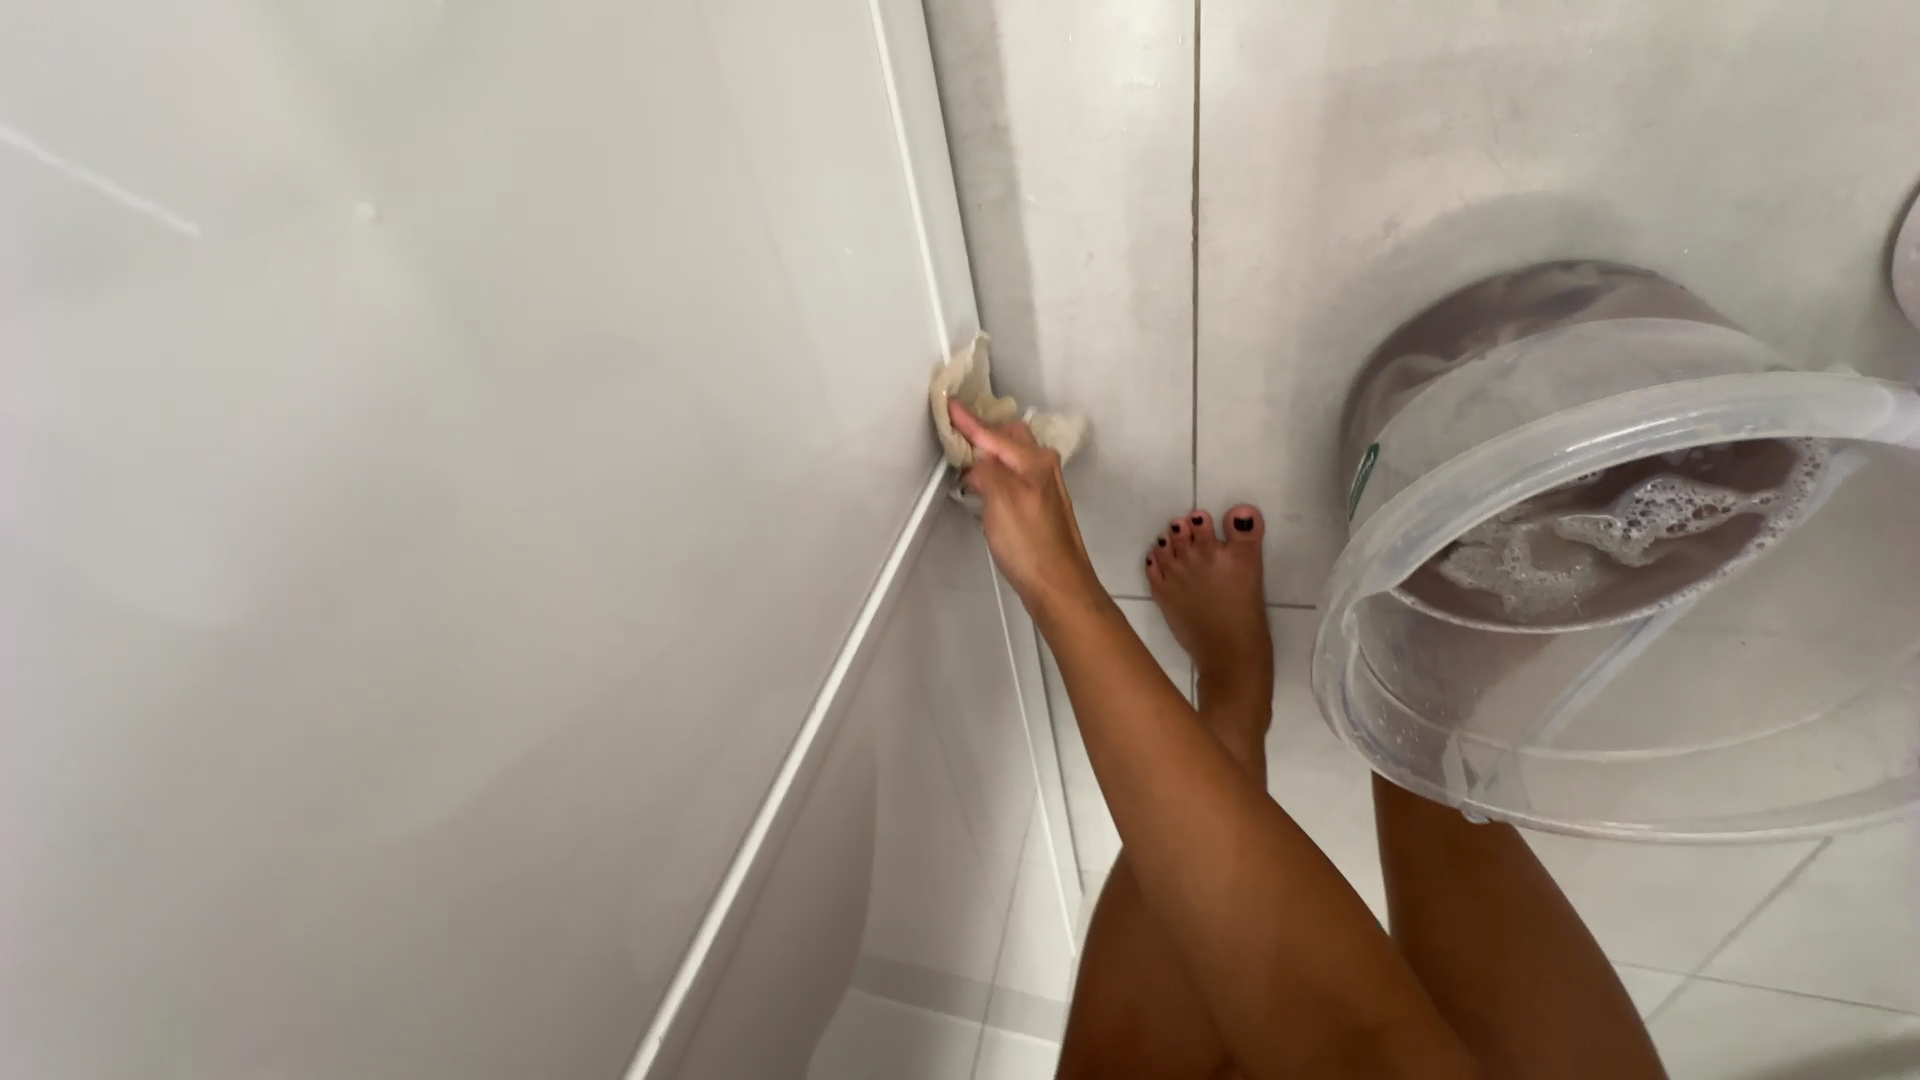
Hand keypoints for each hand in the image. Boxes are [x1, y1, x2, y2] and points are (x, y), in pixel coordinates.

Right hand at [948, 399, 1103, 614]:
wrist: (1059, 585)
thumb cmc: (1030, 546)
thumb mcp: (1002, 501)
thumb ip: (986, 472)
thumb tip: (976, 464)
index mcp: (1034, 462)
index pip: (994, 434)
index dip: (969, 422)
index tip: (950, 403)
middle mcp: (1043, 468)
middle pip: (1010, 437)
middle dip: (985, 431)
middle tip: (958, 432)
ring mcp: (1044, 488)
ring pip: (1015, 455)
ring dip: (992, 451)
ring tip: (968, 455)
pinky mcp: (1041, 507)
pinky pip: (1016, 474)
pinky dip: (999, 471)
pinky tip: (987, 483)